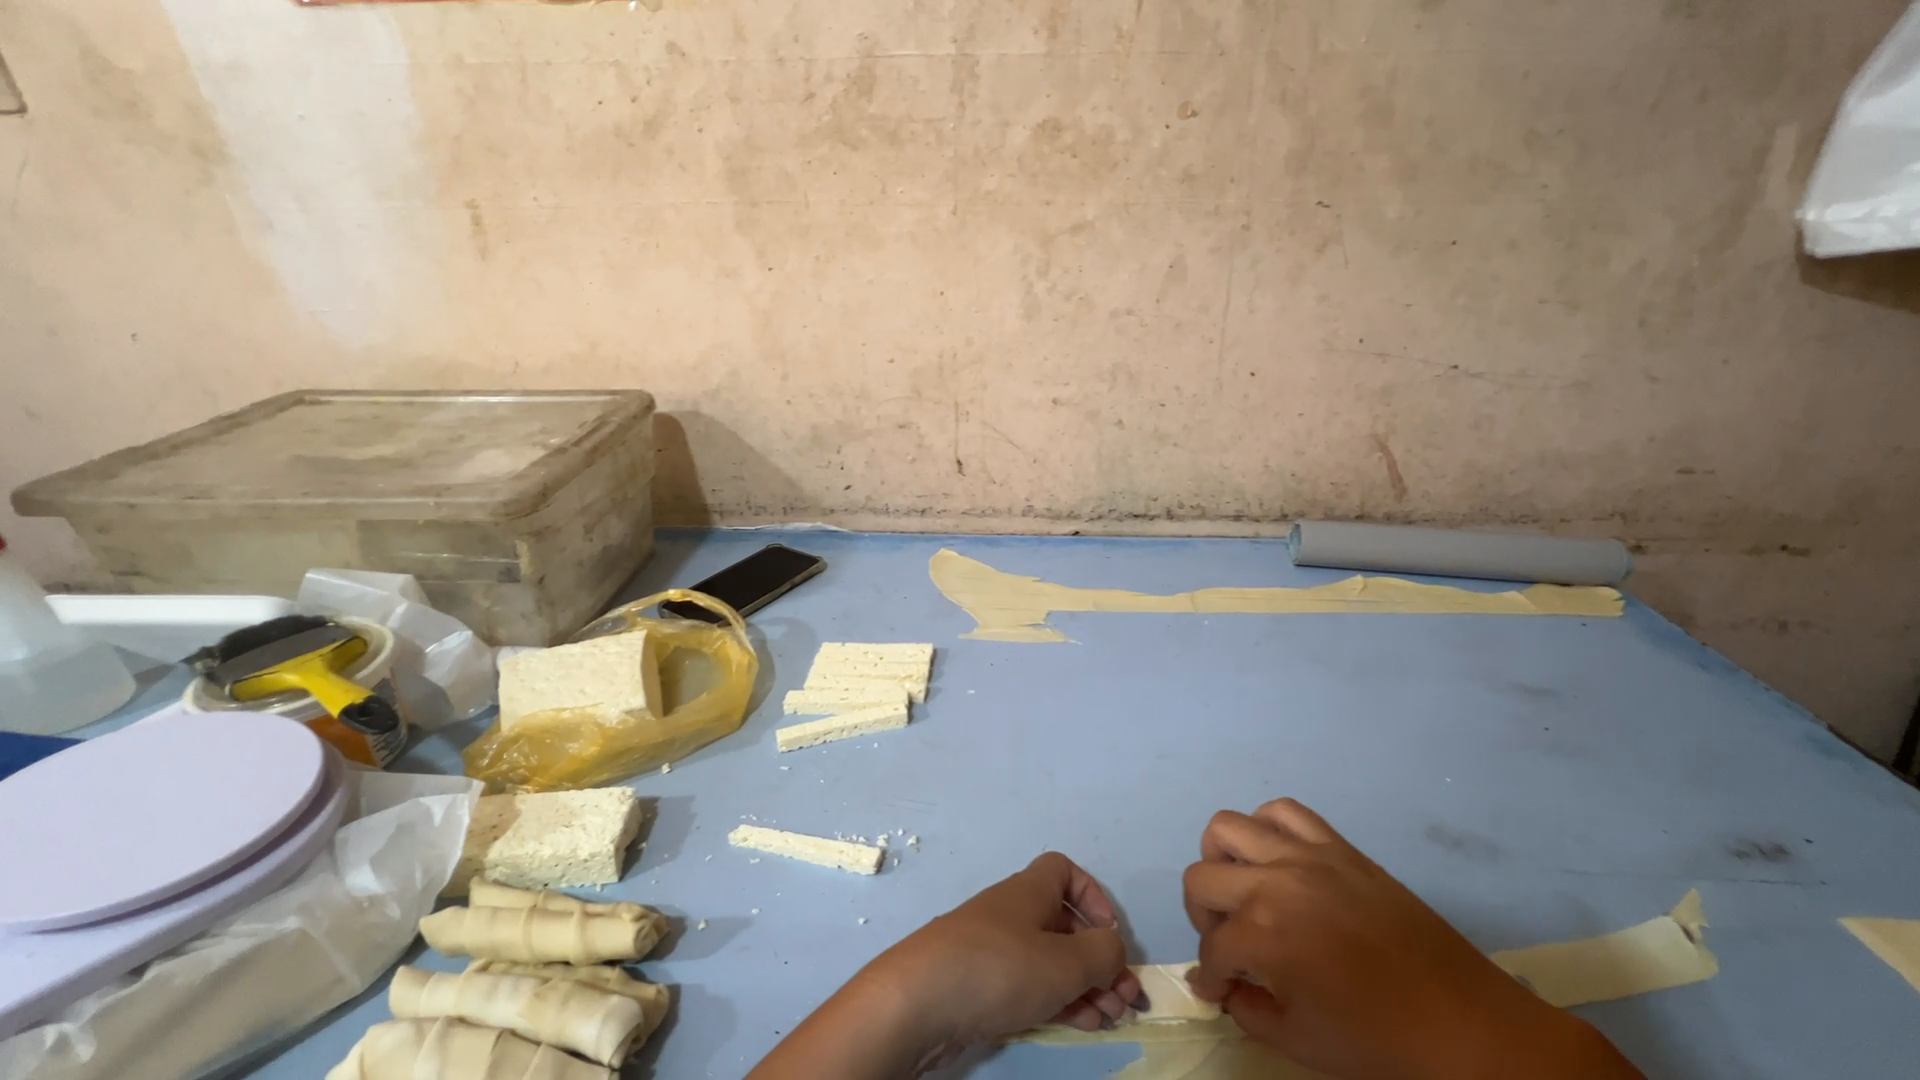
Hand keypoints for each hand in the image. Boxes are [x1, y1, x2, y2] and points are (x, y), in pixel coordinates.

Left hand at [747, 852, 1142, 1079]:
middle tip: (1127, 1000)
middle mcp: (1011, 914)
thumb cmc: (998, 969)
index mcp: (1029, 892)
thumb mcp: (1064, 961)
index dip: (1093, 896)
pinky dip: (1059, 1001)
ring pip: (1051, 961)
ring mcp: (993, 952)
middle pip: (1065, 925)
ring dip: (1086, 986)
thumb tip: (1115, 947)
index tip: (1111, 933)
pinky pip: (1030, 987)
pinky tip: (1082, 1025)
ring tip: (1112, 1019)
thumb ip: (1103, 953)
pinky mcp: (980, 988)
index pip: (1064, 871)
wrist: (916, 1003)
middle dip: (1100, 959)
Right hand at [1184, 799, 1642, 1079]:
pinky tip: (1279, 864)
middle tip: (1228, 945)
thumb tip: (1223, 986)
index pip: (1211, 949)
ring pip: (1229, 828)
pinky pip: (1285, 811)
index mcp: (1265, 936)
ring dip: (1223, 862)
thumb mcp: (1298, 1042)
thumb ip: (1245, 1009)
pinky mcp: (1340, 846)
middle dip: (1203, 918)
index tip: (1220, 991)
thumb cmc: (1380, 1042)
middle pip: (1201, 878)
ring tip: (1244, 893)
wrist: (1466, 1026)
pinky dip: (1266, 829)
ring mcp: (1309, 856)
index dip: (1211, 977)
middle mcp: (1277, 883)